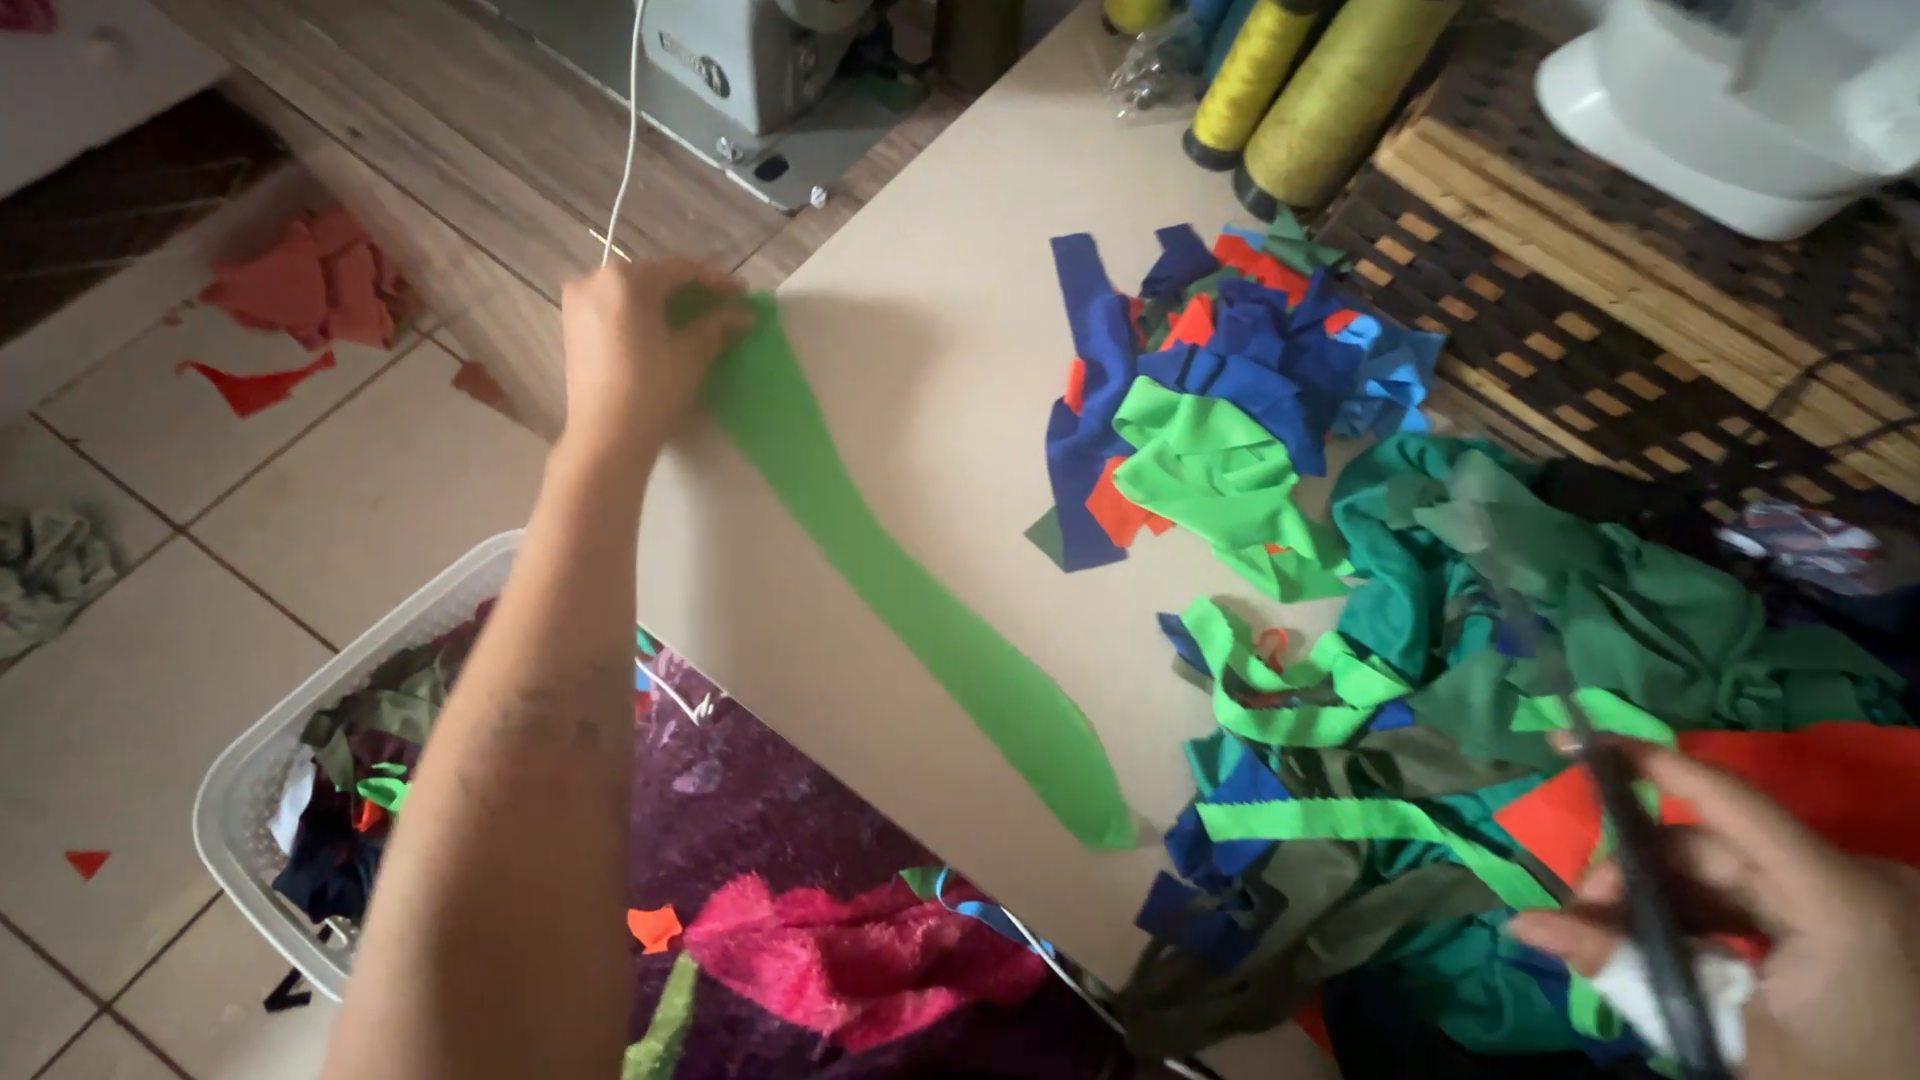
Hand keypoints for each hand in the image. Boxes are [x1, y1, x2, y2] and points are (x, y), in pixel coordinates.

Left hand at [559, 258, 753, 456]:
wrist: (607, 436)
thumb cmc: (652, 390)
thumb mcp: (691, 354)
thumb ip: (717, 325)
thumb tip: (744, 314)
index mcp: (625, 280)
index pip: (680, 270)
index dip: (716, 281)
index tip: (743, 294)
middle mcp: (595, 280)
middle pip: (653, 277)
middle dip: (690, 290)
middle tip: (723, 306)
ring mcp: (579, 302)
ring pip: (633, 292)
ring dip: (666, 301)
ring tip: (697, 318)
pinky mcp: (573, 326)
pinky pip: (616, 307)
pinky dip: (643, 312)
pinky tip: (665, 328)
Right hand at [1508, 742, 1919, 1079]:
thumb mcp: (1725, 1033)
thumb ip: (1621, 967)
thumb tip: (1520, 923)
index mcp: (1841, 901)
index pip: (1727, 800)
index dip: (1644, 761)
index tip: (1570, 741)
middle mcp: (1855, 881)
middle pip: (1706, 847)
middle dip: (1630, 876)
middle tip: (1578, 917)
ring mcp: (1856, 899)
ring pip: (1717, 871)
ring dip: (1655, 898)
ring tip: (1609, 938)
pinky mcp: (1850, 920)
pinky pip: (1749, 893)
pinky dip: (1695, 913)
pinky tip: (1661, 945)